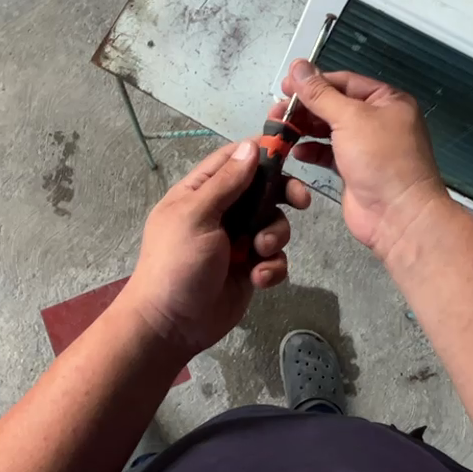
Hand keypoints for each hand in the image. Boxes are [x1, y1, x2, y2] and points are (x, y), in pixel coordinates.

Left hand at [119, 141, 312, 358]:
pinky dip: (272, 267)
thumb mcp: (196, 216)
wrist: (171, 325)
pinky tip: (259, 279)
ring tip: (259, 253)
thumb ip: (225, 183)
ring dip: (274, 236)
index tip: (289, 149)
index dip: (260, 151)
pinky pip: (274, 258)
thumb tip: (250, 146)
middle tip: (301, 202)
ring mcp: (237, 241)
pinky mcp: (250, 269)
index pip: (233, 159)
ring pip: (273, 224)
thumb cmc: (177, 263)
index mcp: (200, 192)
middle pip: (262, 190)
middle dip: (283, 195)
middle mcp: (221, 212)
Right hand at [278, 59, 448, 259]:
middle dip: (305, 108)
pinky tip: (296, 151)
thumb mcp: (350, 118)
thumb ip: (320, 94)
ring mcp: (366, 146)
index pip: (344, 82)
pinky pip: (328, 153)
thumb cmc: (382, 160)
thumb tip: (298, 66)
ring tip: (280, 130)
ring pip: (328, 129)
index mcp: (386, 101)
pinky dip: (311, 150)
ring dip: (304, 128)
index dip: (314, 82)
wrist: (398, 215)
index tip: (285, 86)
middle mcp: (378, 120)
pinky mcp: (354, 169)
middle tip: (277, 111)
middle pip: (333, 105)